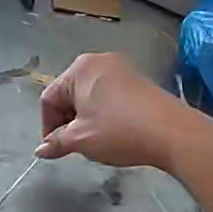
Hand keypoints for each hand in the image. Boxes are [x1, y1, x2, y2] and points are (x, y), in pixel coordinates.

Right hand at [36, 53, 211, 169]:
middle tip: (73, 146)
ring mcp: (122, 69)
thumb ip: (56, 143)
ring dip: (85, 119)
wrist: (172, 132)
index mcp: (79, 69)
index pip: (49, 99)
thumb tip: (41, 150)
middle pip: (69, 94)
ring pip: (90, 96)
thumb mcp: (81, 140)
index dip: (47, 127)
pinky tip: (113, 133)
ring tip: (93, 141)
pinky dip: (103, 114)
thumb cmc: (119, 131)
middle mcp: (99, 61)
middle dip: (67, 121)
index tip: (55, 149)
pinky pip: (109, 96)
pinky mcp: (138, 81)